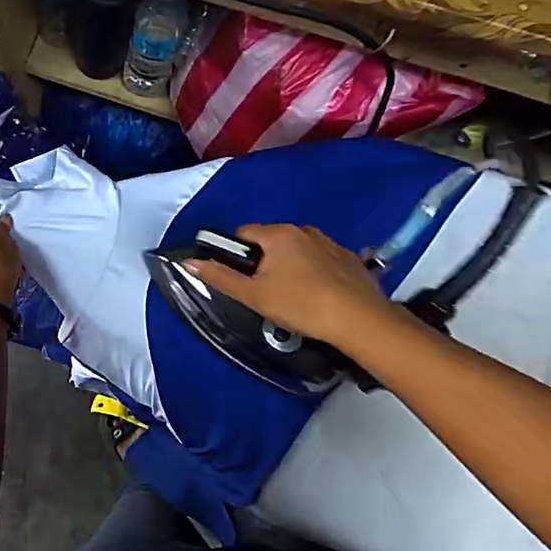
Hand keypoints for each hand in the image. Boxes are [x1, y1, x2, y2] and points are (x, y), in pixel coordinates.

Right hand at [186, 224, 395, 345]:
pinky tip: (318, 295)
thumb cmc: (301, 305)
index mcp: (278, 234)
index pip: (243, 234)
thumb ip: (220, 277)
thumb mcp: (254, 295)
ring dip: (290, 265)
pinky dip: (314, 271)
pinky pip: (321, 259)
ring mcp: (330, 242)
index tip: (242, 278)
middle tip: (266, 291)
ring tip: (294, 296)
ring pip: (297, 249)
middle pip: (271, 241)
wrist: (360, 320)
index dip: (237, 255)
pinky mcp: (350, 258)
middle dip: (264, 261)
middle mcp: (303, 230)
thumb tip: (190, 262)